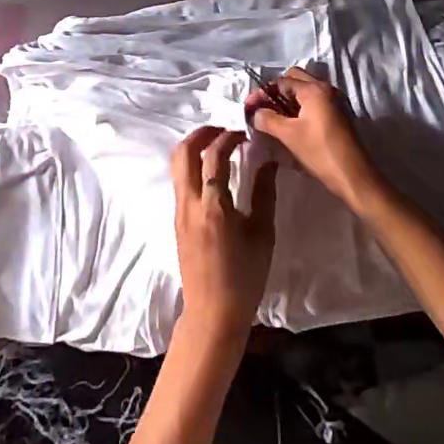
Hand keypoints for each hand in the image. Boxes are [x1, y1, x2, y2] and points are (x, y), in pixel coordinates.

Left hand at [171, 127, 275, 340]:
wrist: (213, 312)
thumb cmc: (245, 276)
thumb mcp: (262, 234)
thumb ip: (264, 193)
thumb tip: (267, 161)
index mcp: (213, 206)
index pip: (214, 156)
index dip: (227, 138)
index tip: (243, 134)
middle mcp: (189, 203)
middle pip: (183, 153)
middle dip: (201, 134)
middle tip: (223, 131)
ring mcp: (179, 211)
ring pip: (177, 166)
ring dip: (193, 148)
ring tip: (217, 146)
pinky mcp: (177, 220)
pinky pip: (180, 182)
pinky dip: (192, 166)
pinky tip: (211, 171)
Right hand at [247, 68, 385, 209]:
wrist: (354, 175)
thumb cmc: (320, 152)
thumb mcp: (288, 135)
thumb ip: (267, 119)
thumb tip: (255, 113)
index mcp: (314, 90)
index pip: (281, 82)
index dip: (261, 93)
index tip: (248, 107)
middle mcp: (326, 88)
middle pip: (295, 79)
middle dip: (275, 91)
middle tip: (262, 107)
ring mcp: (334, 100)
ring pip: (305, 89)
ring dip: (287, 98)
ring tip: (273, 115)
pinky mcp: (337, 113)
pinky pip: (314, 100)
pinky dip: (299, 105)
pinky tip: (290, 121)